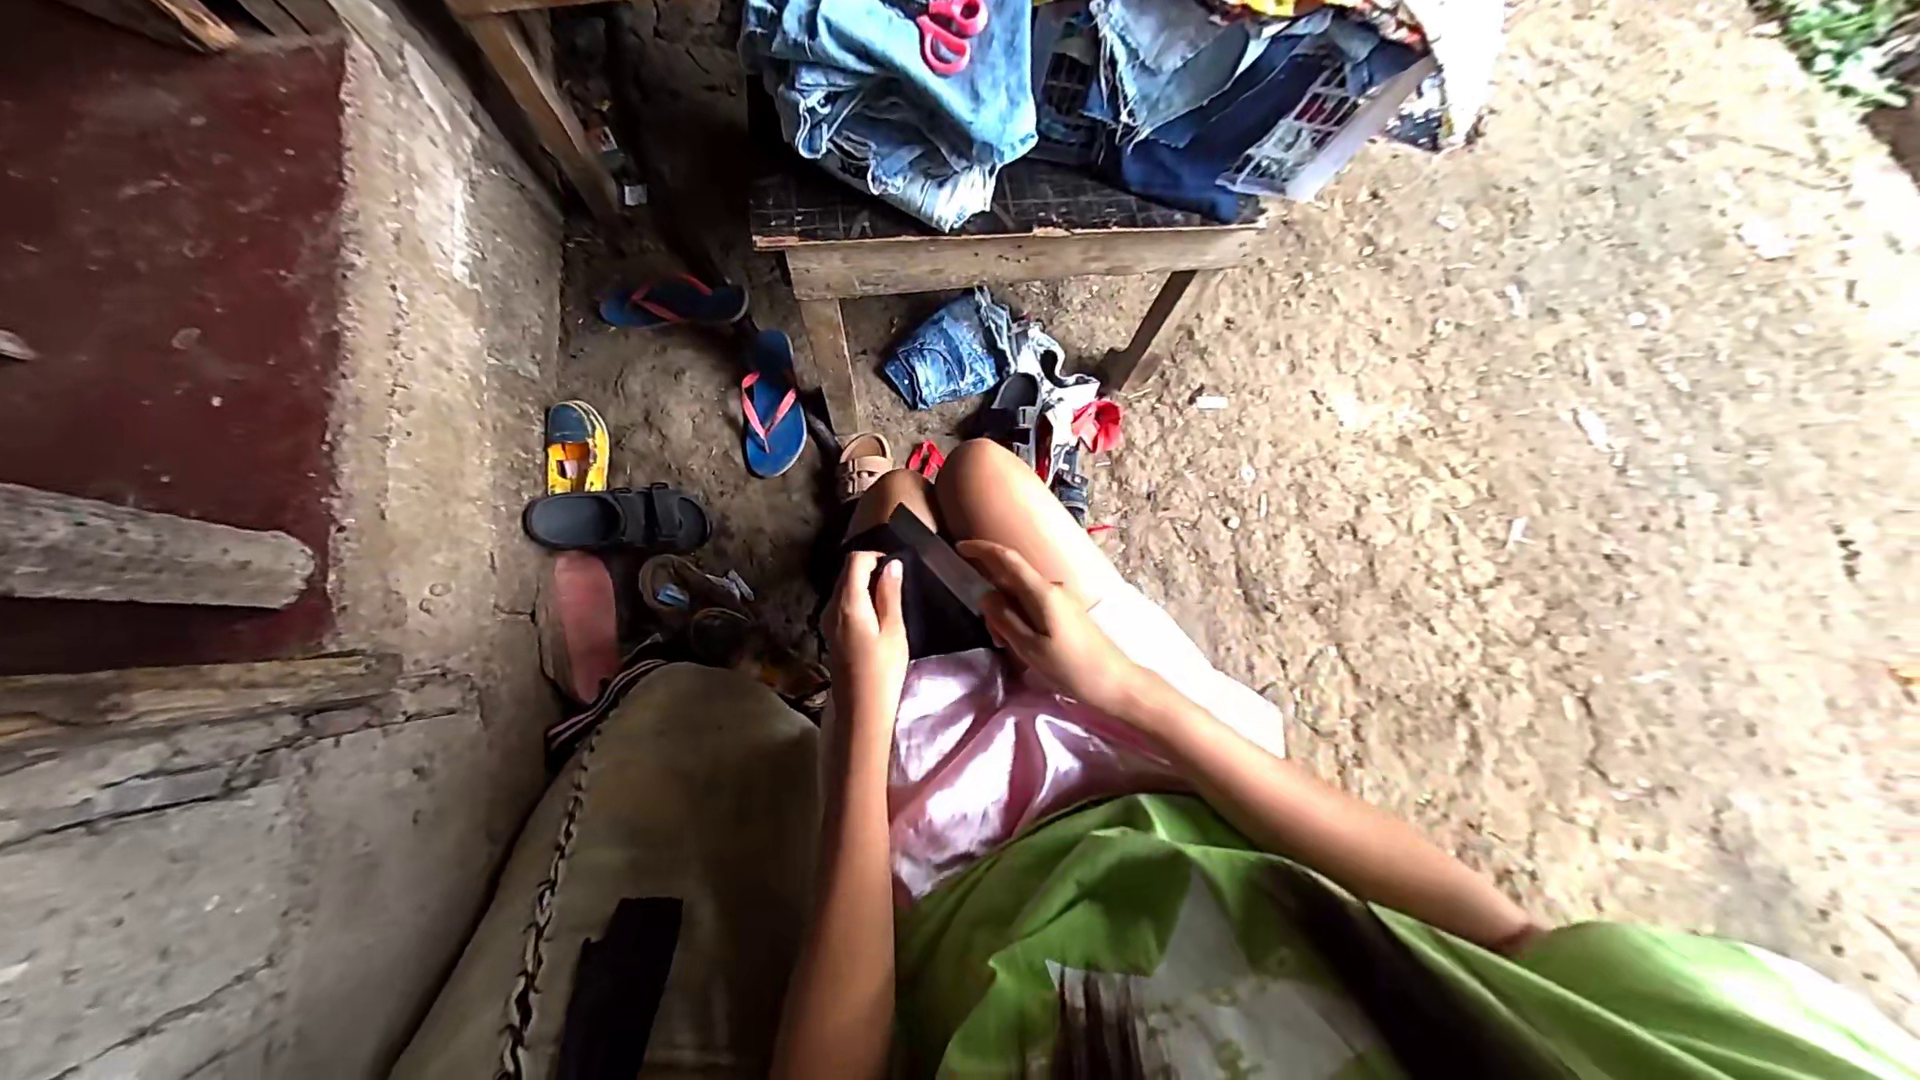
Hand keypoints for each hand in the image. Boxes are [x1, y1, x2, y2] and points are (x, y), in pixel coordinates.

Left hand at [825, 551, 909, 723]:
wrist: (861, 710)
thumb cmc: (883, 670)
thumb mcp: (894, 630)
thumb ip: (890, 594)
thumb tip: (892, 563)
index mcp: (848, 603)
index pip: (854, 561)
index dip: (875, 556)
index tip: (896, 566)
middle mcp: (831, 607)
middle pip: (846, 572)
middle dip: (869, 568)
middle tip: (896, 580)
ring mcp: (827, 620)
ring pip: (843, 587)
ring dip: (864, 584)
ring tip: (890, 597)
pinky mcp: (830, 632)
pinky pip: (842, 603)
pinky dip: (858, 598)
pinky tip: (876, 614)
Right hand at [957, 539, 1146, 718]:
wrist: (1115, 682)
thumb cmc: (1072, 667)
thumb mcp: (1030, 648)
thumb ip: (1004, 619)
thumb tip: (985, 596)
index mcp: (1042, 592)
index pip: (1007, 559)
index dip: (981, 549)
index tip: (959, 548)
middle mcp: (1052, 587)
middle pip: (1011, 581)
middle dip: (993, 602)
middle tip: (994, 637)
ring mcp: (1062, 598)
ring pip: (1021, 597)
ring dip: (1007, 615)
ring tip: (1011, 647)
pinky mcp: (1066, 611)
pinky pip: (1034, 606)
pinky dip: (1021, 620)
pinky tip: (1024, 645)